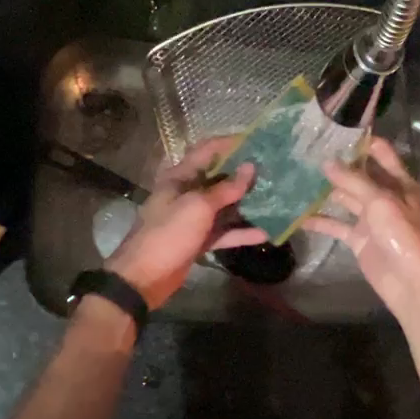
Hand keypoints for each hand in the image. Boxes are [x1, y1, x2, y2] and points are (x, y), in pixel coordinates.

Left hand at [104, 137, 266, 309]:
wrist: (144, 277)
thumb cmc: (167, 234)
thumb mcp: (197, 207)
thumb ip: (226, 189)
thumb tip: (250, 168)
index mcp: (179, 178)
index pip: (207, 151)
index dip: (230, 143)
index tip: (257, 141)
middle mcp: (187, 193)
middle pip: (219, 178)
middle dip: (244, 174)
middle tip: (274, 170)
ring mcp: (193, 218)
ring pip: (225, 206)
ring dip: (247, 203)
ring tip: (275, 198)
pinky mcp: (199, 239)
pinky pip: (224, 232)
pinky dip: (242, 232)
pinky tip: (265, 233)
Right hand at [302, 139, 419, 332]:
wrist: (408, 281)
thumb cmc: (401, 235)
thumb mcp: (380, 201)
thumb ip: (353, 180)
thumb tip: (326, 162)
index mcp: (399, 183)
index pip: (381, 153)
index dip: (362, 141)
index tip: (334, 129)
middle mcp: (385, 197)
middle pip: (359, 175)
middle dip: (337, 164)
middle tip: (306, 150)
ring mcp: (370, 218)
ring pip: (345, 199)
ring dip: (324, 190)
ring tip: (297, 175)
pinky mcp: (358, 238)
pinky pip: (336, 225)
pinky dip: (319, 221)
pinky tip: (297, 214)